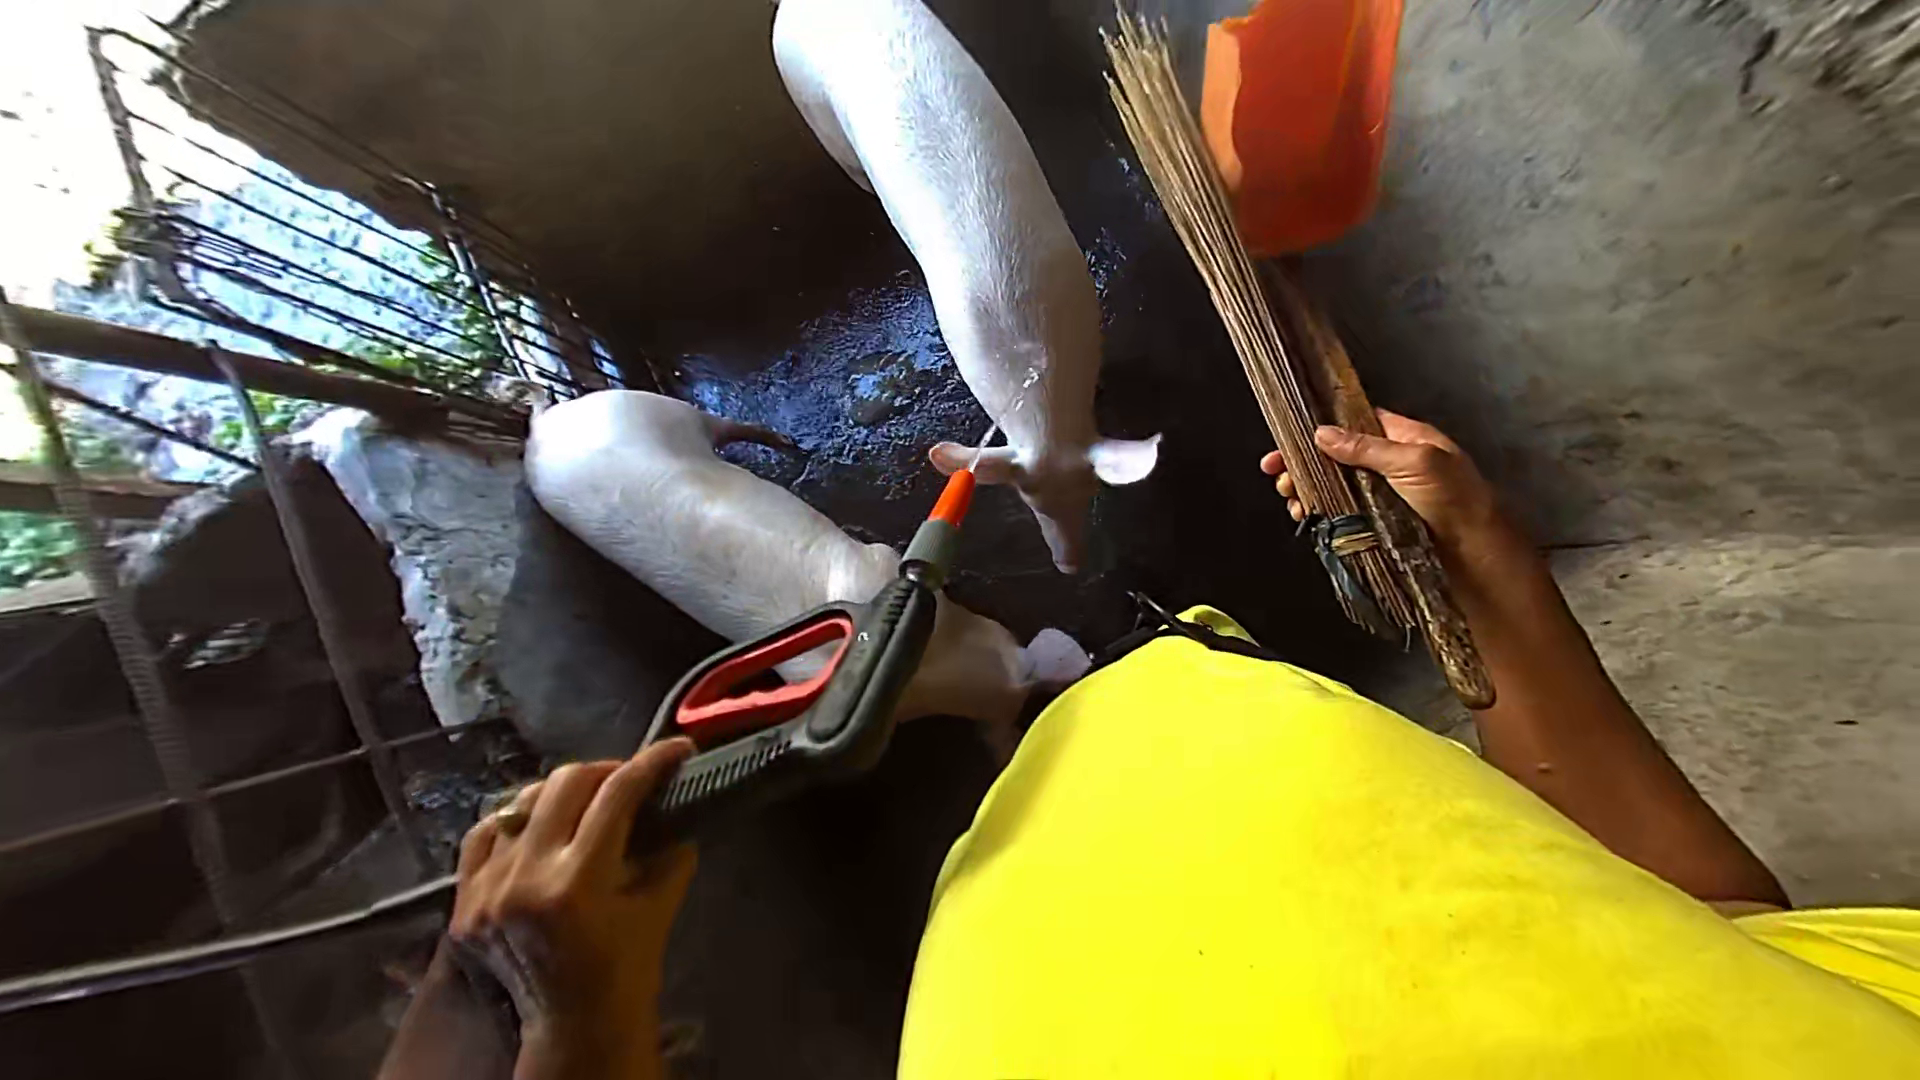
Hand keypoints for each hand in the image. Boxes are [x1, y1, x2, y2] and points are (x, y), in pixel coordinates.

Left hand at [451, 739, 696, 1079]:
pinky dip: (517, 818)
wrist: (573, 1025)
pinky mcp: (463, 903)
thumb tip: (677, 796)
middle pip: (568, 782)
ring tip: (590, 800)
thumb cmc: (629, 962)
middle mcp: (524, 879)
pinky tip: (542, 824)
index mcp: (578, 882)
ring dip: (566, 790)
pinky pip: (485, 833)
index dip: (654, 761)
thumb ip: (672, 841)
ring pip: (525, 799)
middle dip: (610, 768)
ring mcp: (486, 891)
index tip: (679, 748)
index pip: (618, 793)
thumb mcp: (664, 895)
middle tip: (632, 779)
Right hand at [1259, 409, 1506, 550]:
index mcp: (1403, 440)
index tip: (1290, 435)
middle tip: (1275, 470)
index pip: (1354, 423)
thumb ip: (1367, 447)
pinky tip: (1302, 513)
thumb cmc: (1455, 501)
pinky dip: (1312, 510)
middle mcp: (1386, 465)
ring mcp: (1374, 494)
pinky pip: (1331, 511)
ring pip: (1327, 483)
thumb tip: (1322, 433)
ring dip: (1302, 487)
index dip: (1321, 427)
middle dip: (1301, 461)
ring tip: (1288, 494)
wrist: (1472, 557)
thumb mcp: (1416, 462)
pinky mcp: (1367, 521)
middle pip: (1332, 455)